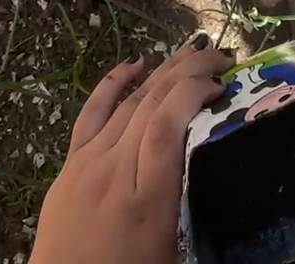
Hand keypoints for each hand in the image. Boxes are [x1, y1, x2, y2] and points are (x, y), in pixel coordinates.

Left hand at [31, 37, 233, 263]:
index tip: (222, 85)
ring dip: (164, 70)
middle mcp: (114, 170)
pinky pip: (92, 112)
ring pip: (129, 101)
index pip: (166, 125)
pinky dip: (113, 82)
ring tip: (192, 50)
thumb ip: (195, 202)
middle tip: (221, 55)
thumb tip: (224, 158)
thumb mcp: (174, 251)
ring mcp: (88, 162)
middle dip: (189, 69)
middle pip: (151, 102)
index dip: (194, 93)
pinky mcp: (70, 163)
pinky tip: (135, 62)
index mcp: (145, 199)